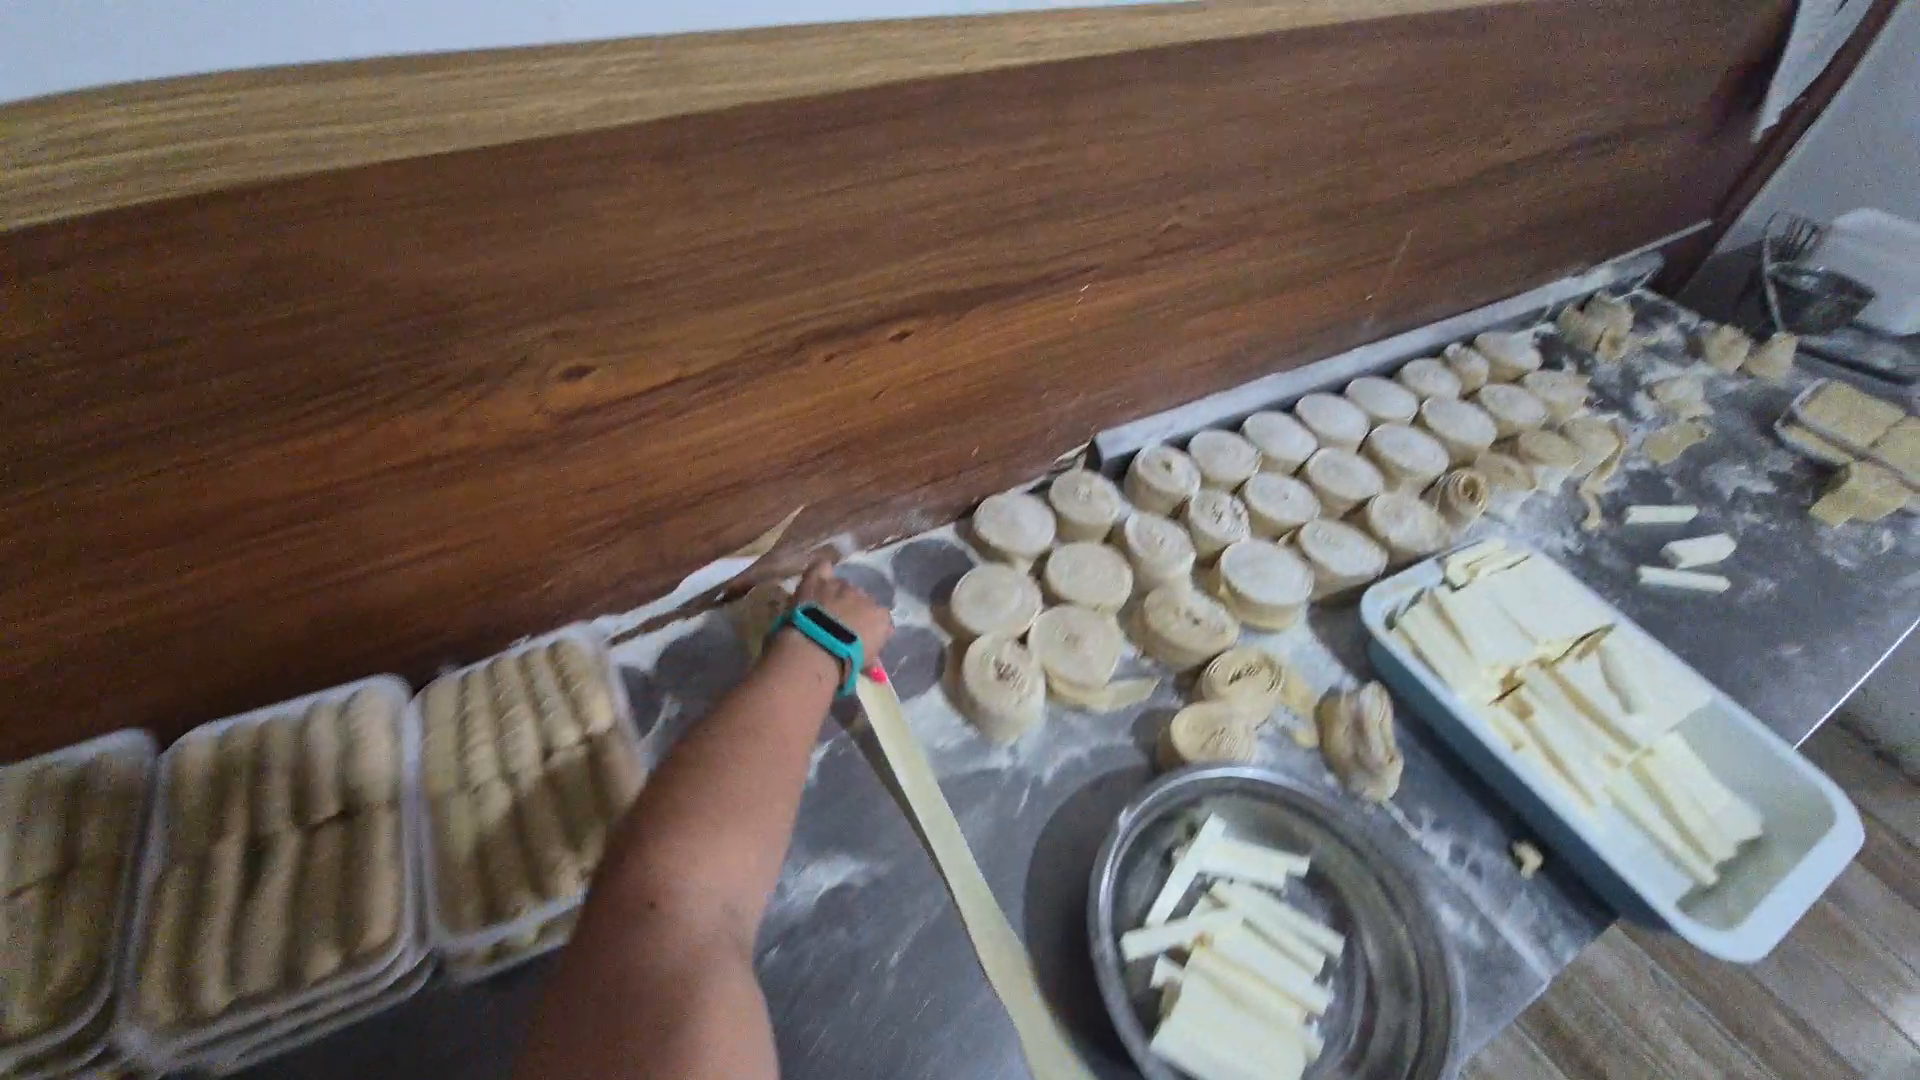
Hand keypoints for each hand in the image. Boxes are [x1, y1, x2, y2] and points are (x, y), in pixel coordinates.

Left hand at [793, 559, 893, 659]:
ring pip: (842, 586)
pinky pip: (822, 567)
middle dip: (852, 610)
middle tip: (838, 625)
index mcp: (880, 617)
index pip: (880, 618)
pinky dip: (822, 570)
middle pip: (861, 599)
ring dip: (835, 595)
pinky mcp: (817, 581)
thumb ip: (870, 657)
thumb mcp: (865, 664)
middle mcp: (865, 597)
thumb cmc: (845, 662)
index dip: (868, 626)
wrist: (816, 650)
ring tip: (823, 609)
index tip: (859, 638)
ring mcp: (841, 586)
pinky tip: (820, 576)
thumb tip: (872, 664)